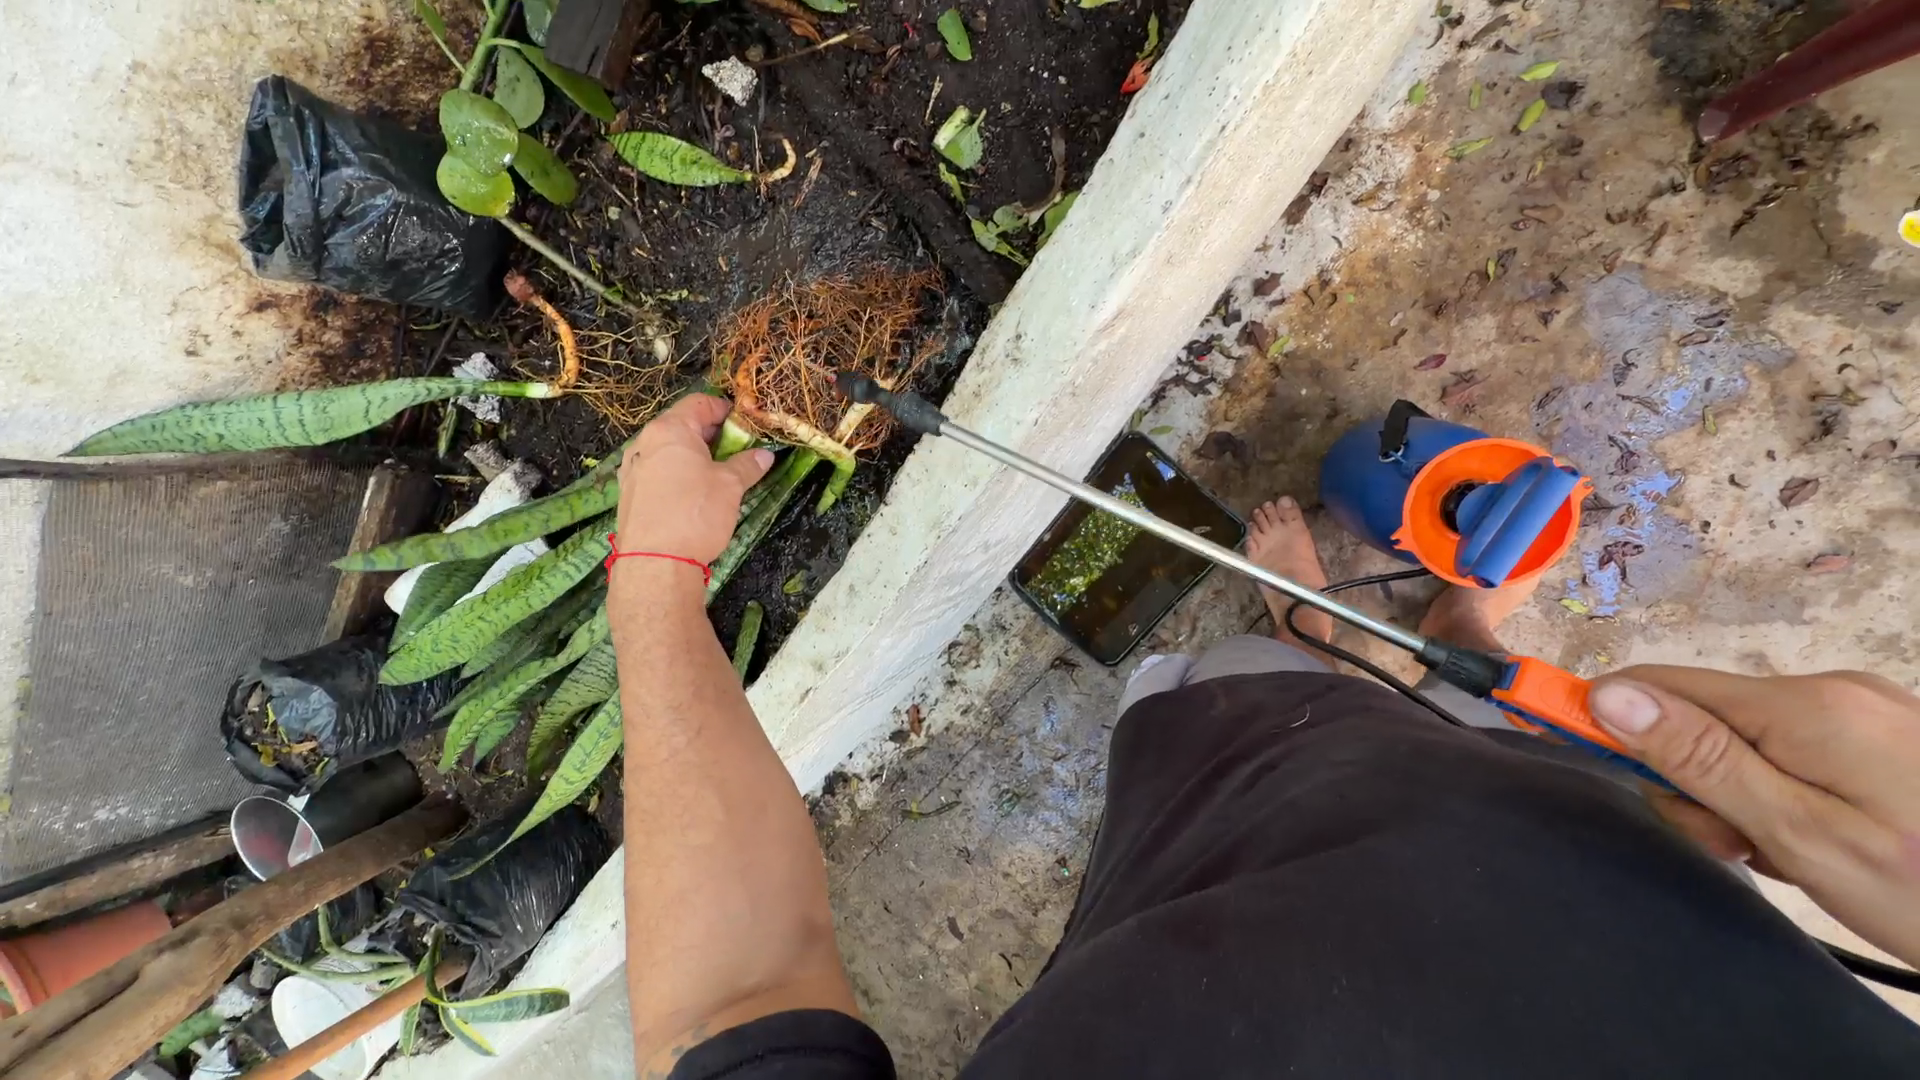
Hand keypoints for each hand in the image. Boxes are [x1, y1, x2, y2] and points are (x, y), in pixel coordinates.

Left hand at [615, 395, 774, 566]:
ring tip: (717, 473)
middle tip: (737, 449)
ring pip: (668, 451)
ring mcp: (633, 468)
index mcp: (670, 430)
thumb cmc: (696, 513)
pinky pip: (658, 472)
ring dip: (694, 456)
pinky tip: (692, 493)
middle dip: (711, 434)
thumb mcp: (731, 486)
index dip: (725, 408)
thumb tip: (764, 455)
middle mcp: (645, 443)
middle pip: (682, 426)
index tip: (745, 422)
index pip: (699, 403)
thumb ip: (747, 465)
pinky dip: (677, 474)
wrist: (656, 562)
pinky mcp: (629, 494)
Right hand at [1589, 667, 1919, 967]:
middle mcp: (1832, 689)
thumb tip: (1606, 695)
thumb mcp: (1802, 837)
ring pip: (1739, 736)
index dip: (1601, 716)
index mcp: (1806, 706)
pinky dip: (1775, 789)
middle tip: (1732, 843)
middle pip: (1697, 715)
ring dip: (1733, 791)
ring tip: (1782, 850)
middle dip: (1688, 776)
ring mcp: (1864, 708)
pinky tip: (1814, 835)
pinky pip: (1785, 746)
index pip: (1656, 686)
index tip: (1562, 746)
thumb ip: (1701, 760)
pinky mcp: (1885, 732)